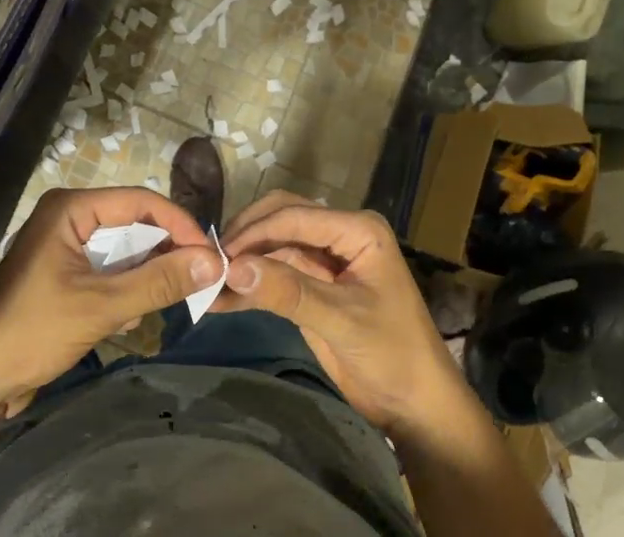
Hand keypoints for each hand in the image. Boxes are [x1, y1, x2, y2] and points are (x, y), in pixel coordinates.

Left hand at [0, 187, 222, 408]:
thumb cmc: (33, 331)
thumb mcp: (102, 306)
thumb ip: (158, 282)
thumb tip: (214, 262)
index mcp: (70, 209)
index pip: (140, 201)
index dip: (179, 225)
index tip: (211, 256)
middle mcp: (67, 218)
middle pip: (133, 223)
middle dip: (166, 251)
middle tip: (201, 278)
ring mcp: (63, 246)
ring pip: (123, 249)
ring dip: (146, 273)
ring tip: (171, 299)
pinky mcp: (62, 275)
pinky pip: (107, 269)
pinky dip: (126, 288)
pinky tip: (131, 317)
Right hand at [218, 192, 464, 437]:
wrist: (416, 406)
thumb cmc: (393, 355)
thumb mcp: (342, 321)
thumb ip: (289, 292)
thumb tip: (233, 269)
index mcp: (358, 230)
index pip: (295, 216)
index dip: (255, 232)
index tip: (217, 256)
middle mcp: (340, 235)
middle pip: (280, 218)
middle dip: (246, 238)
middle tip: (209, 263)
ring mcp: (325, 260)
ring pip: (272, 245)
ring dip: (243, 262)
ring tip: (207, 283)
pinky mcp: (312, 286)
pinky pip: (274, 274)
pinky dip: (249, 285)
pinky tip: (220, 300)